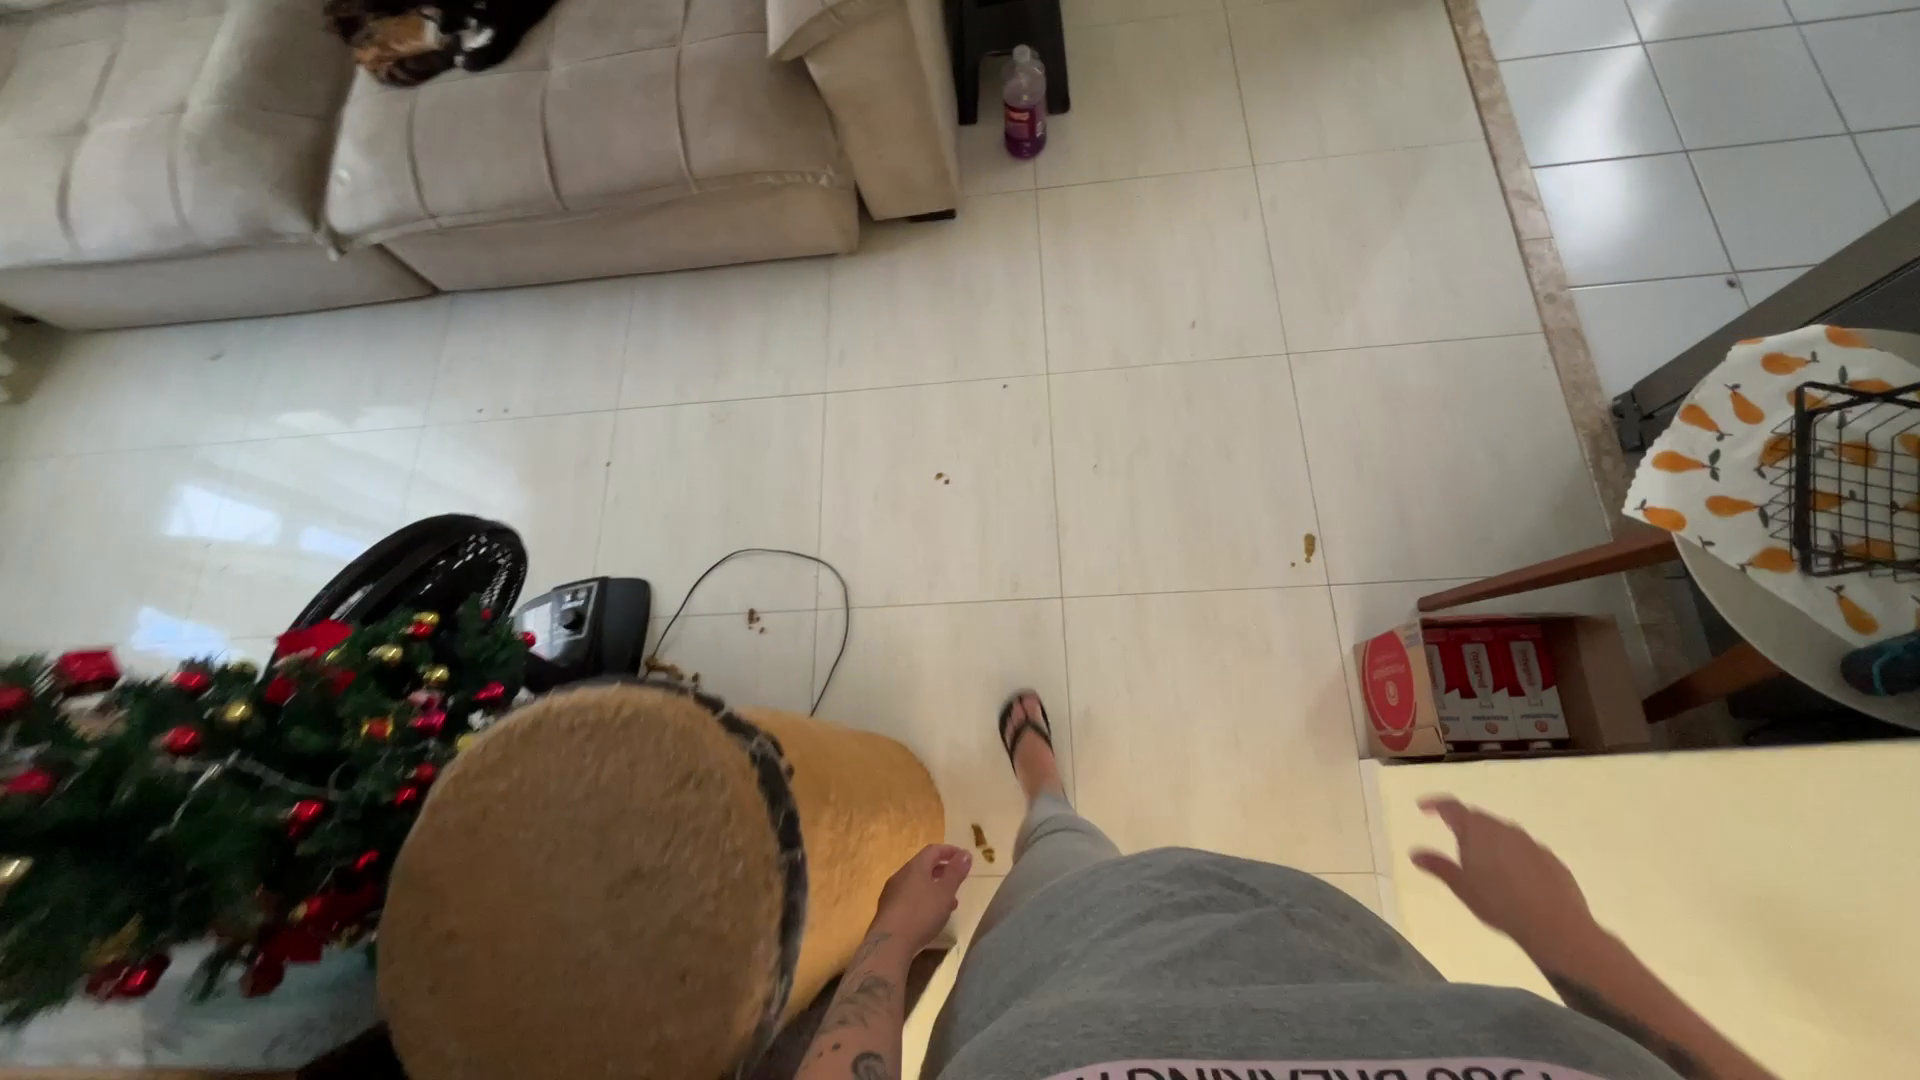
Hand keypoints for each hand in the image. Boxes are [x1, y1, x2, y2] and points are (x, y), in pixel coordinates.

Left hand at [868, 844, 971, 952]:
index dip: (949, 851)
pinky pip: (909, 897)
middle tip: (958, 879)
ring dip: (934, 888)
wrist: (889, 944)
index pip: (933, 850)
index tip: (963, 857)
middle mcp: (901, 875)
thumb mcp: (944, 893)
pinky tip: (930, 916)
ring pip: (917, 883)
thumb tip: (965, 853)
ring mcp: (892, 892)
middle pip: (924, 865)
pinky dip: (923, 899)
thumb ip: (955, 872)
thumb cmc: (921, 914)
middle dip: (942, 870)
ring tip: (949, 902)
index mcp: (915, 866)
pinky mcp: (888, 910)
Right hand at [1411, 796, 1598, 957]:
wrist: (1556, 927)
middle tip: (1454, 838)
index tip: (1423, 807)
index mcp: (1477, 831)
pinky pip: (1525, 850)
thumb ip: (1438, 866)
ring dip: (1490, 840)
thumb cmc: (1499, 903)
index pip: (1451, 807)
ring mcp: (1531, 844)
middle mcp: (1504, 829)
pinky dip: (1513, 855)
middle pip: (1479, 818)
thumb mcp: (1461, 887)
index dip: (1435, 804)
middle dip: (1464, 824)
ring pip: (1504, 833)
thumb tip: (1415, 853)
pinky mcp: (1552, 860)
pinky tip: (1514, 877)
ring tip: (1484, 861)